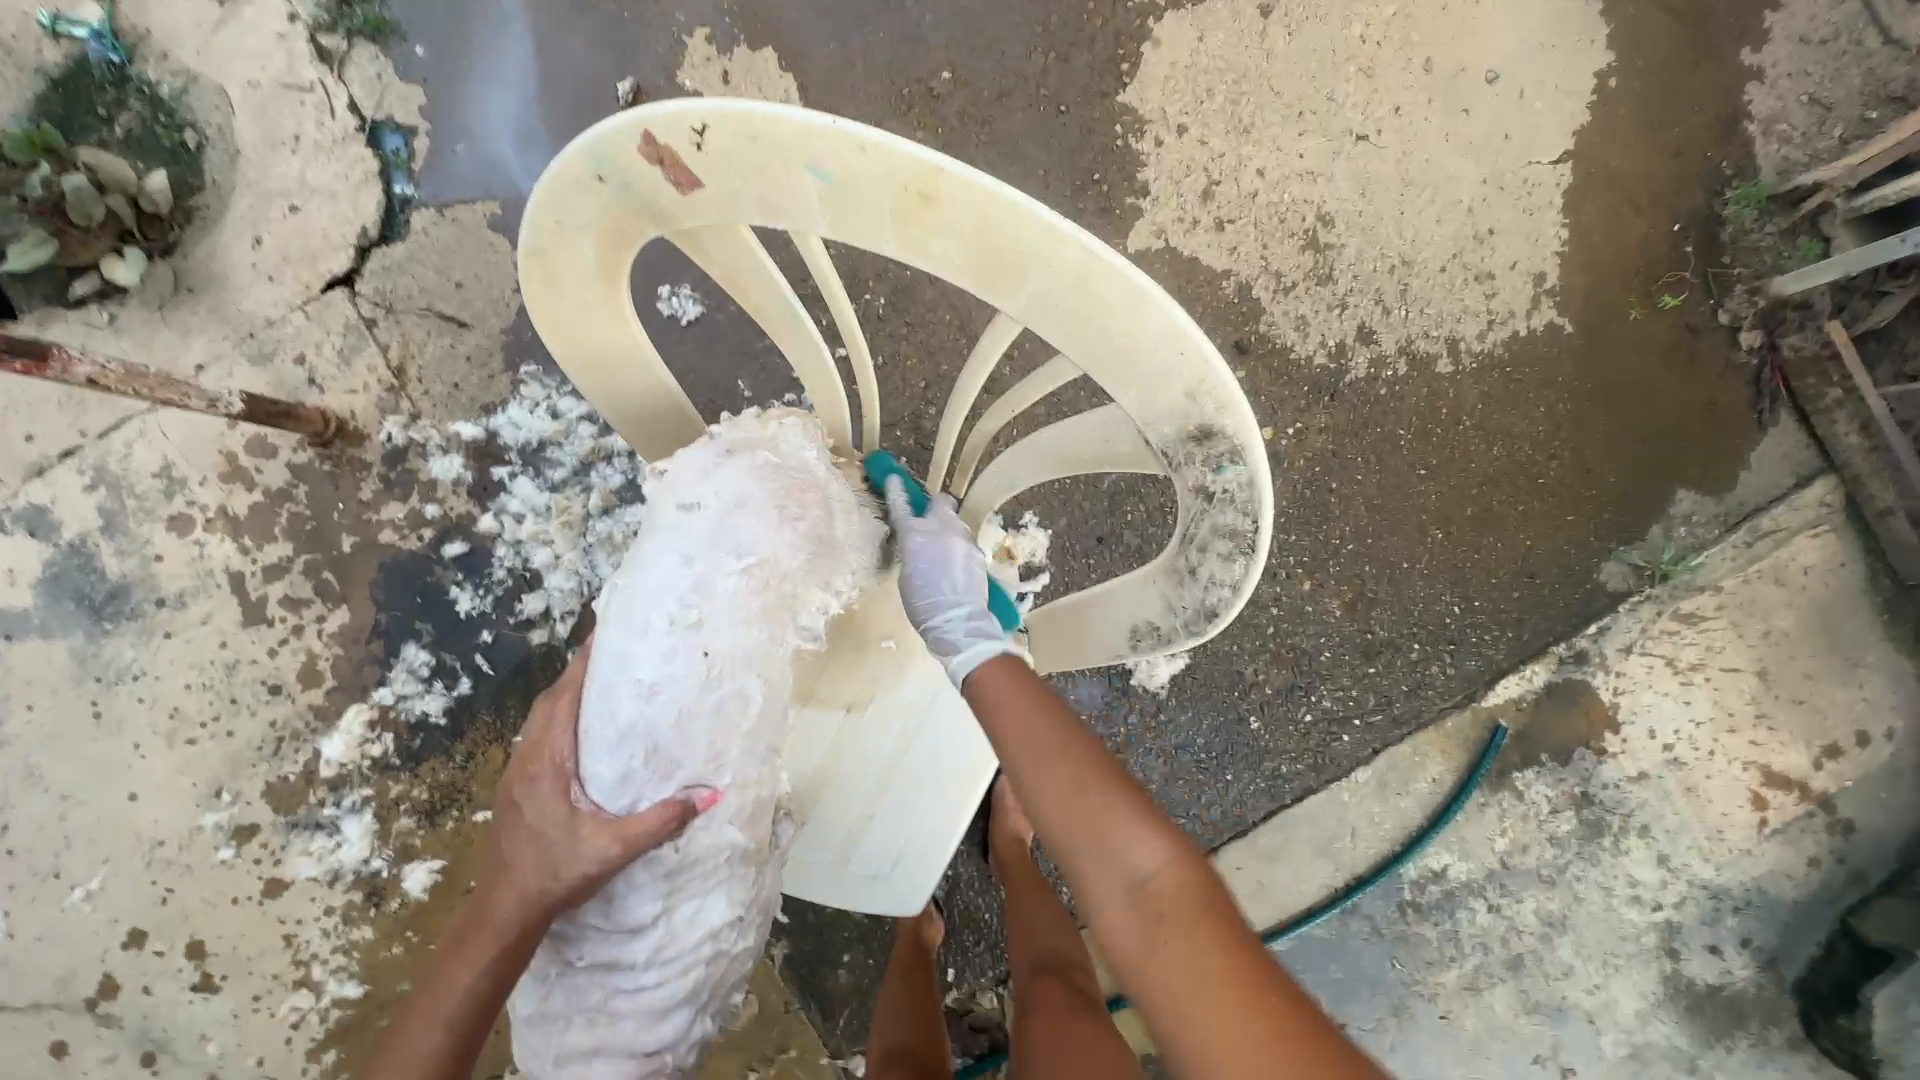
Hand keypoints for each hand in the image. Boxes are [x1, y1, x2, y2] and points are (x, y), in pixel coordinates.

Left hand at [479, 639, 721, 925]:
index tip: (604, 634)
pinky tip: (585, 729)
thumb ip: (660, 820)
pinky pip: (540, 736)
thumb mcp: (613, 848)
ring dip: (568, 695)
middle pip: (550, 700)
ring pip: (541, 718)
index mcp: (546, 762)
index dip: (583, 664)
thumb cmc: (554, 874)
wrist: (503, 912)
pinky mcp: (517, 787)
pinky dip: (562, 718)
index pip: (563, 698)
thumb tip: (710, 796)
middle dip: (579, 673)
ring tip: (605, 682)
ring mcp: (517, 772)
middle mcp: (527, 758)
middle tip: (615, 653)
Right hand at [883, 475, 1024, 686]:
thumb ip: (912, 552)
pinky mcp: (977, 552)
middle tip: (931, 517)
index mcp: (914, 536)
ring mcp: (963, 539)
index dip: (896, 491)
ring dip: (949, 529)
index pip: (901, 506)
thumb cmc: (921, 604)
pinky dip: (960, 548)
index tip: (894, 478)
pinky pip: (966, 542)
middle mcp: (940, 529)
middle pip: (941, 501)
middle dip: (936, 505)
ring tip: (945, 549)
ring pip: (957, 521)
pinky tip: (958, 566)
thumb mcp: (906, 575)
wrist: (957, 620)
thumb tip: (920, 547)